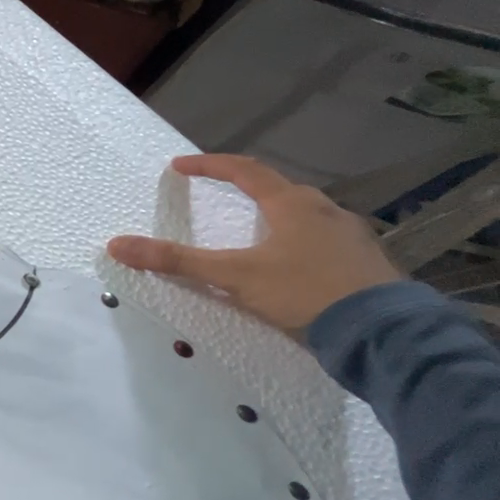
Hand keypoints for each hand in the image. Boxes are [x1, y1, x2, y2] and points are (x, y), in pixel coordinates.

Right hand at [107, 154, 402, 331]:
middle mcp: (325, 212)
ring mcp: (350, 237)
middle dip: (246, 188)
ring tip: (251, 228)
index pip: (246, 171)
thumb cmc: (305, 291)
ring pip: (305, 214)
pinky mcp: (364, 263)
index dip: (210, 165)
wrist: (385, 334)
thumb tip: (115, 245)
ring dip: (274, 213)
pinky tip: (288, 260)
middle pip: (280, 189)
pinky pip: (322, 238)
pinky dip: (296, 238)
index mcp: (293, 205)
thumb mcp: (232, 275)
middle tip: (219, 193)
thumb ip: (175, 260)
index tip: (180, 166)